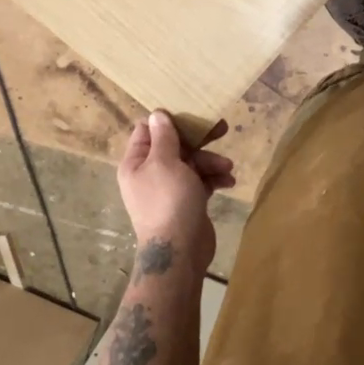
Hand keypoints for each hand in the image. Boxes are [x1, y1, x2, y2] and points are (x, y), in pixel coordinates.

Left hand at [117, 110, 236, 273]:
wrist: (180, 250)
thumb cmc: (169, 200)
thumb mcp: (165, 162)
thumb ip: (163, 137)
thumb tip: (156, 114)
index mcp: (136, 163)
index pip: (146, 130)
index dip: (167, 120)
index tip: (191, 114)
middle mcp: (149, 173)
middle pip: (174, 145)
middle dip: (199, 141)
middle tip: (223, 130)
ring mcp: (169, 188)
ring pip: (191, 163)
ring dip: (211, 161)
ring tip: (228, 168)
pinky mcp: (187, 200)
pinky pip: (201, 180)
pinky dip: (214, 178)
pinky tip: (228, 182)